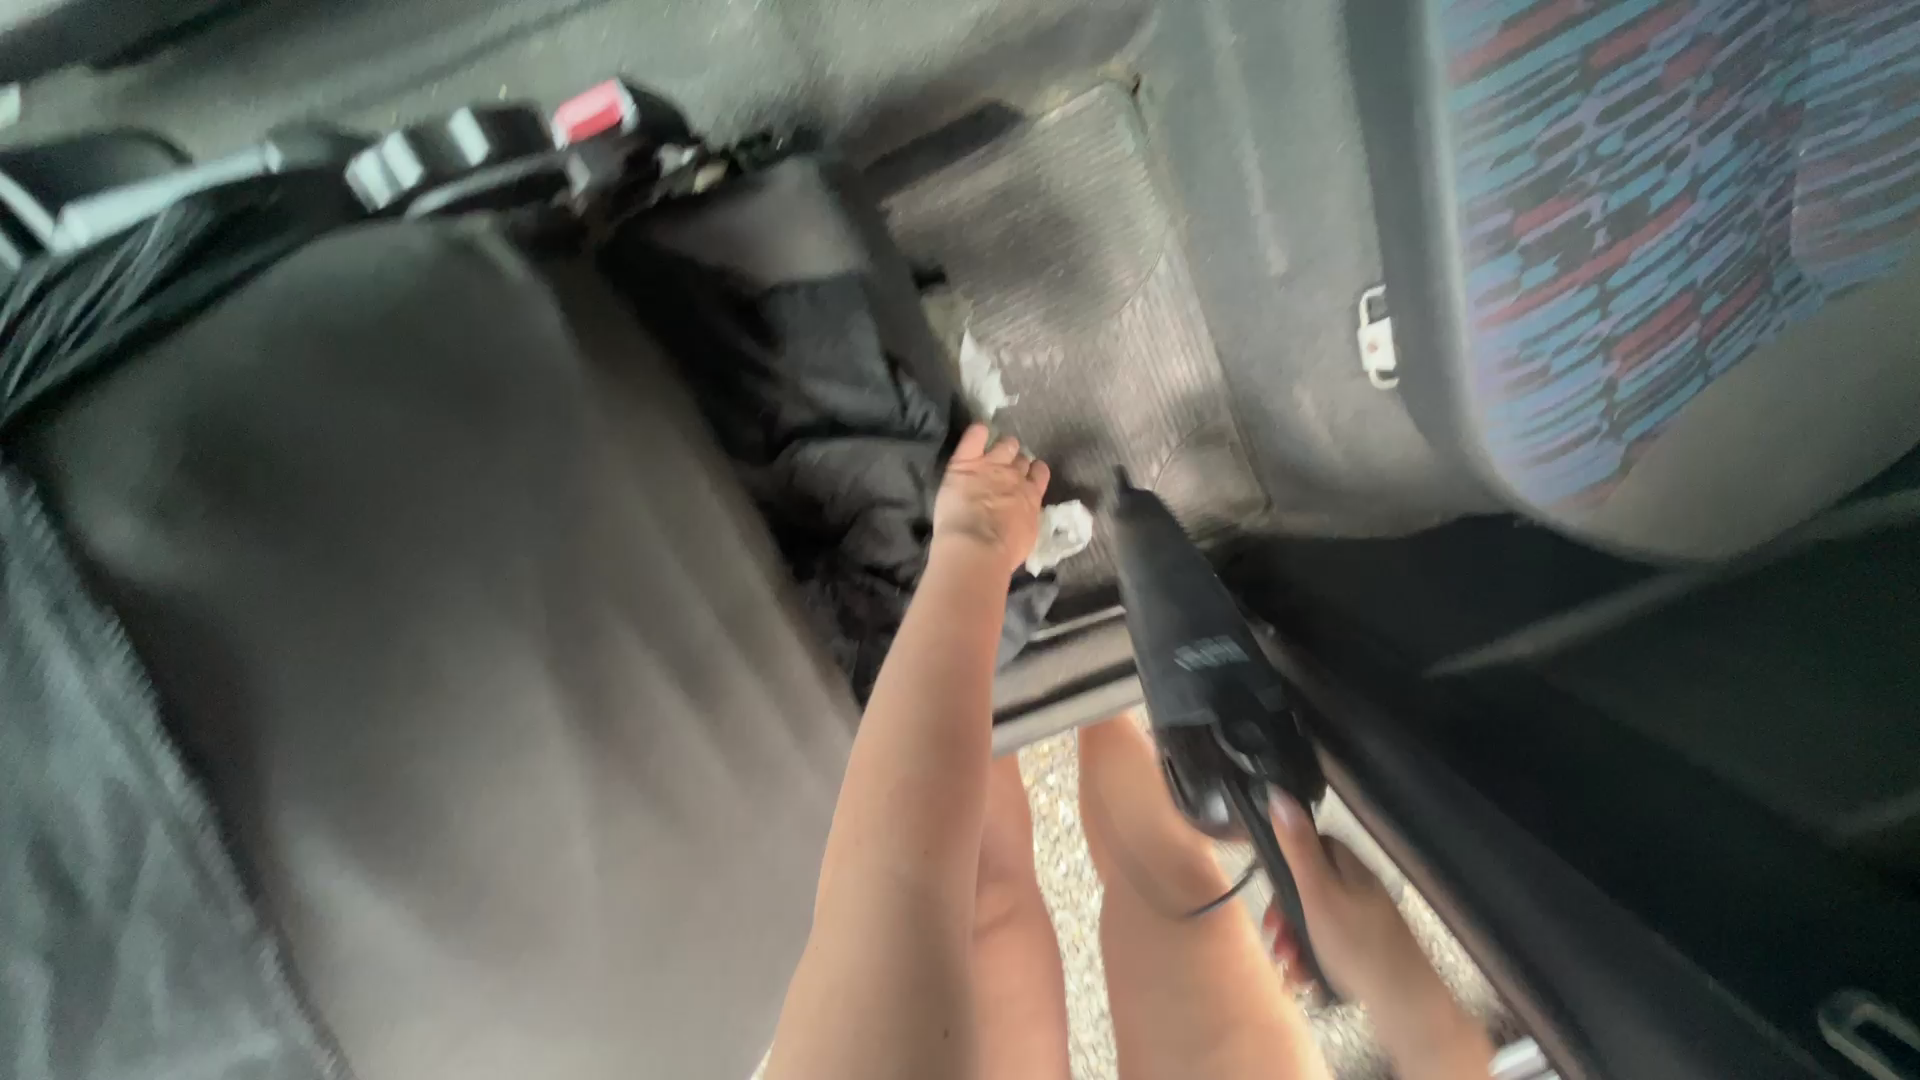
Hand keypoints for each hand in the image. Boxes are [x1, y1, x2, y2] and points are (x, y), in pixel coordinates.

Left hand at [934, 424, 1049, 576]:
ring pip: (1005, 444)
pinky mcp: (966, 462)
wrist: (976, 547)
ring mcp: (991, 465)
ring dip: (1001, 447)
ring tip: (992, 453)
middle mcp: (1015, 476)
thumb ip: (1027, 517)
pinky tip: (978, 433)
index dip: (1032, 472)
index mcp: (1031, 496)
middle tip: (1004, 471)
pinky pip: (975, 436)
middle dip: (1015, 462)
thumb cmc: (1003, 553)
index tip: (1025, 478)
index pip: (1039, 472)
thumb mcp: (1027, 537)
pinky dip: (978, 432)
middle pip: (1021, 459)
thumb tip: (1023, 514)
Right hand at [1264, 797, 1446, 1014]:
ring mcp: (1365, 921)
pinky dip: (1312, 959)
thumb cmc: (1358, 946)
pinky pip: (1329, 946)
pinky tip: (1304, 977)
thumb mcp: (1317, 892)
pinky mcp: (1367, 952)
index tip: (1271, 884)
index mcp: (1349, 868)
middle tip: (1274, 934)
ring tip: (1287, 965)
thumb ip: (1296, 846)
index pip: (1311, 844)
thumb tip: (1279, 795)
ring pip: (1315, 919)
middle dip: (1285, 912)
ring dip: (1294, 940)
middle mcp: (1358, 889)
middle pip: (1308, 886)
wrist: (1409, 1010)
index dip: (1285, 861)